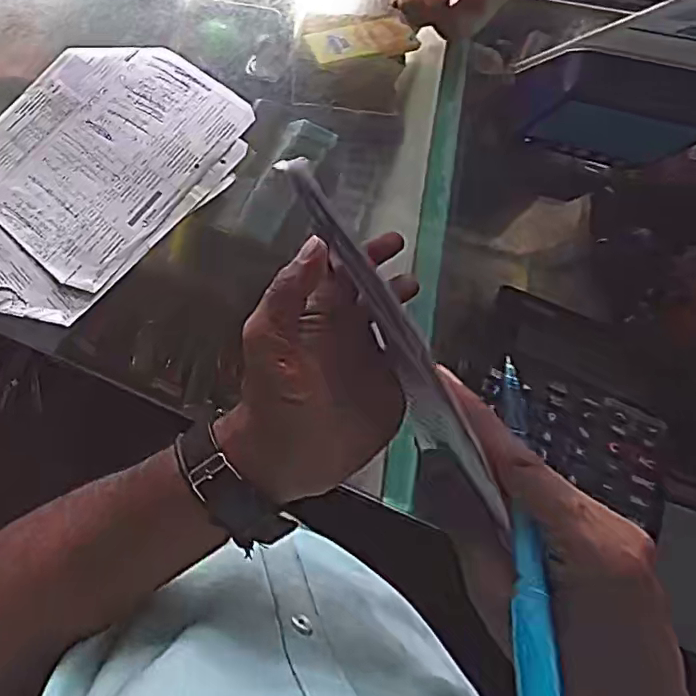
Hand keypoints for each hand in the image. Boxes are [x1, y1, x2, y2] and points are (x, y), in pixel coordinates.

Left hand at [216, 233, 413, 502]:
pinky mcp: (386, 386)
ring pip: (388, 317)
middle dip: (380, 266)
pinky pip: (407, 356)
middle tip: (397, 247)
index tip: (373, 238)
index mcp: (312, 314)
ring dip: (399, 298)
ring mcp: (365, 357)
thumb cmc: (268, 398)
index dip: (353, 251)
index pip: (335, 272)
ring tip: (411, 284)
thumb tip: (313, 248)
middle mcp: (341, 330)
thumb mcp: (268, 338)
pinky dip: (419, 342)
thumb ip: (287, 292)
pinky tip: (426, 334)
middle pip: (366, 288)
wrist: (283, 457)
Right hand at [433, 366, 691, 695]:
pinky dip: (524, 495)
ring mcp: (626, 538)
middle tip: (436, 418)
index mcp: (593, 547)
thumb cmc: (570, 685)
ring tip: (456, 462)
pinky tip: (497, 502)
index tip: (444, 381)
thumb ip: (468, 529)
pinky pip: (560, 503)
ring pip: (545, 484)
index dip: (476, 416)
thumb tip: (440, 472)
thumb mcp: (498, 605)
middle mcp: (617, 531)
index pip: (520, 463)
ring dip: (500, 473)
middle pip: (532, 468)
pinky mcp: (622, 547)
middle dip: (481, 444)